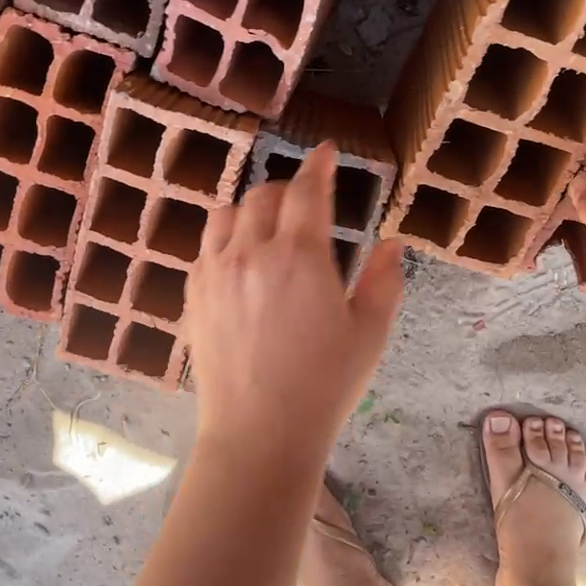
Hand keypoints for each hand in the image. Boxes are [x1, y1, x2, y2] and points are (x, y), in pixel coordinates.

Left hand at [184, 143, 405, 458]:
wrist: (258, 434)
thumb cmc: (323, 386)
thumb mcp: (369, 334)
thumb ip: (383, 281)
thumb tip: (391, 243)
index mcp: (300, 256)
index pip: (307, 190)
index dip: (319, 165)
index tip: (327, 151)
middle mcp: (251, 252)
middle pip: (263, 195)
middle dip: (288, 188)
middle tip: (305, 201)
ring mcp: (215, 272)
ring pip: (227, 213)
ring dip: (251, 207)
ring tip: (268, 224)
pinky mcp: (194, 296)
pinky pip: (206, 246)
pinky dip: (225, 236)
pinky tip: (239, 256)